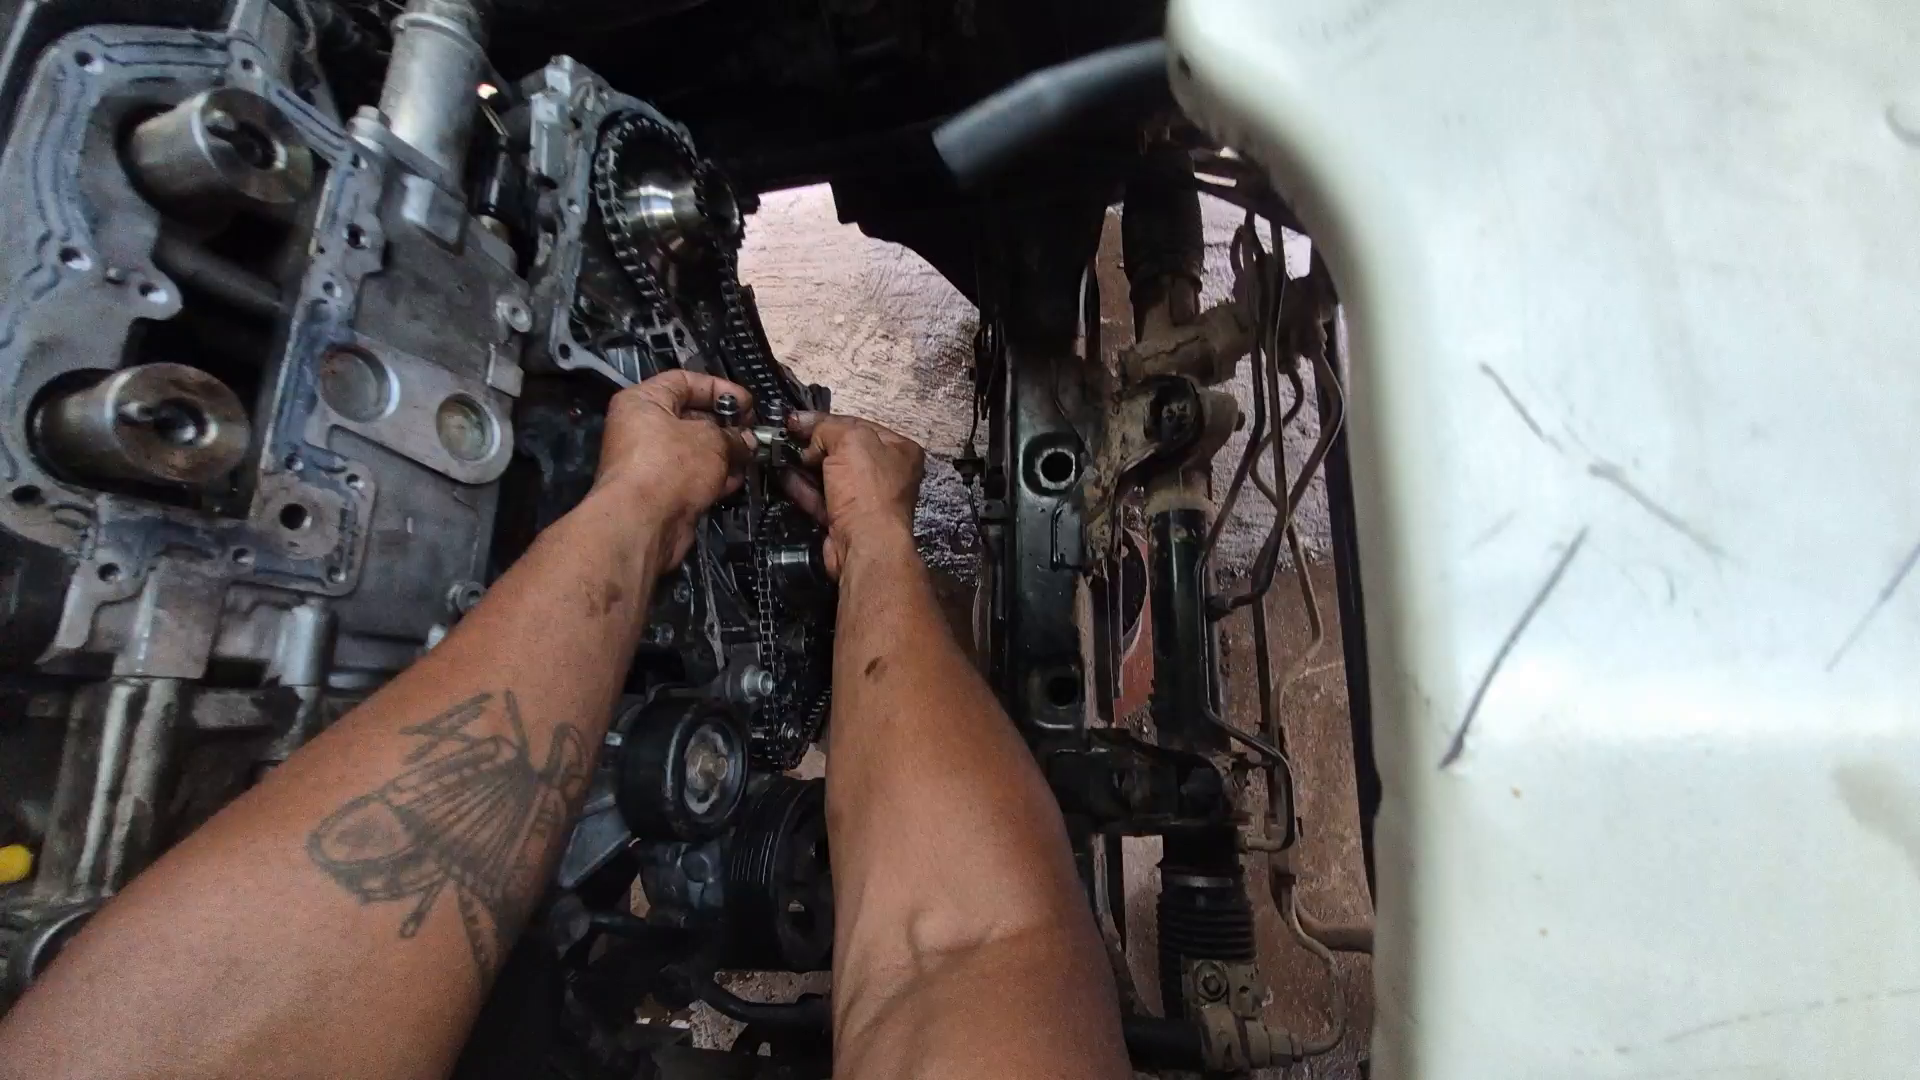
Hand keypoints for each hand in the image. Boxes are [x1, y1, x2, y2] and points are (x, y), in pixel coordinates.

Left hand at [594, 370, 755, 563]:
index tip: (748, 403)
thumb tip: (748, 441)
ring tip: (752, 456)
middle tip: (754, 432)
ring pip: (697, 450)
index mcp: (644, 401)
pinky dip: (716, 476)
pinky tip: (739, 479)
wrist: (644, 522)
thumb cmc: (671, 466)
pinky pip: (695, 476)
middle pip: (692, 417)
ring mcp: (653, 462)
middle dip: (727, 425)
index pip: (685, 382)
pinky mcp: (663, 491)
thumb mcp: (712, 440)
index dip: (720, 388)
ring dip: (726, 454)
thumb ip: (734, 436)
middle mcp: (643, 428)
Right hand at [779, 411, 924, 579]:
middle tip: (787, 437)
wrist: (865, 544)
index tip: (797, 420)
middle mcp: (888, 474)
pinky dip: (803, 487)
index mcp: (900, 450)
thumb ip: (828, 427)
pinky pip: (822, 498)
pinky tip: (783, 475)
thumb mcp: (850, 439)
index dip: (827, 420)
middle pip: (844, 450)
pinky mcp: (846, 520)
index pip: (859, 425)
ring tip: (780, 452)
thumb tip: (811, 440)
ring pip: (830, 475)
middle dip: (814, 444)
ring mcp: (866, 499)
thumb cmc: (866, 487)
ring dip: (804, 465)